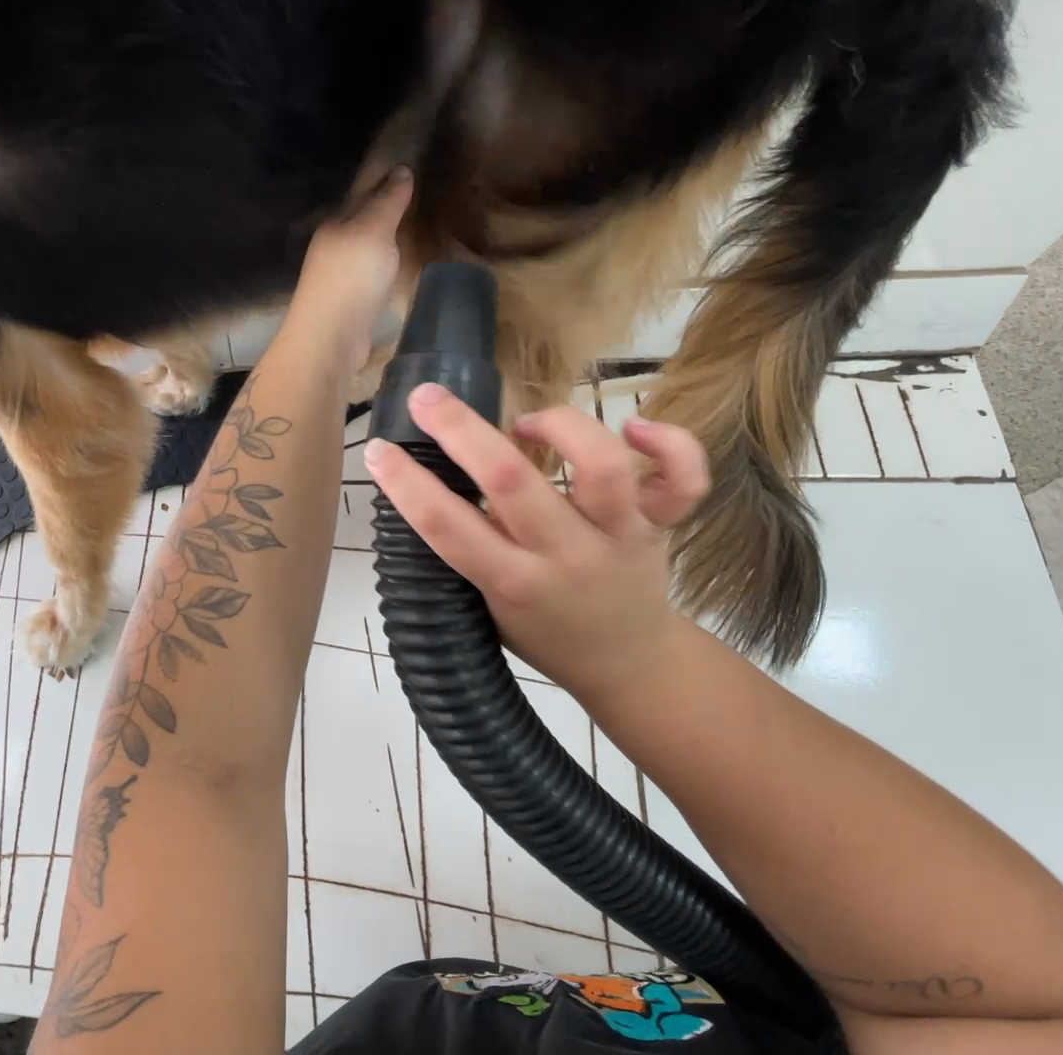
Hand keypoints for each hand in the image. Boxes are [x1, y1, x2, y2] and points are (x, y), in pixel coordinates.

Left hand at [283, 168, 412, 374]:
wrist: (330, 339)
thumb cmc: (351, 278)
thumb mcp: (373, 230)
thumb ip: (387, 202)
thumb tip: (401, 170)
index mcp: (335, 226)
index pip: (363, 196)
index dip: (385, 184)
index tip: (411, 171)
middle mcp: (333, 249)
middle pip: (362, 225)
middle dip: (384, 213)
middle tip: (419, 199)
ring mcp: (339, 280)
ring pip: (365, 253)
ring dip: (384, 244)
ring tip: (414, 232)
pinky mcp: (349, 306)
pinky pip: (371, 278)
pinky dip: (384, 270)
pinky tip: (398, 270)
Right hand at [363, 384, 709, 700]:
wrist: (625, 662)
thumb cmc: (543, 633)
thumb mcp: (490, 607)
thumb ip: (469, 553)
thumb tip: (433, 485)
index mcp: (514, 585)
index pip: (449, 528)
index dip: (407, 485)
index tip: (379, 450)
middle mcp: (567, 557)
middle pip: (513, 482)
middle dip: (461, 431)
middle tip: (427, 398)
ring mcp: (620, 538)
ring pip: (600, 467)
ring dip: (557, 427)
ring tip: (527, 423)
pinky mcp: (662, 526)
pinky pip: (683, 480)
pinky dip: (669, 443)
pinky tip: (634, 424)